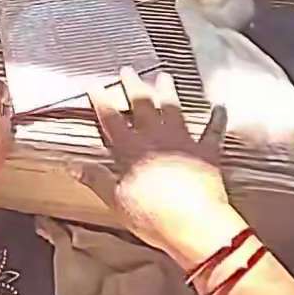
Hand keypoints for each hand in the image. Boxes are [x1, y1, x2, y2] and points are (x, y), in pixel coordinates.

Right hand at [79, 67, 240, 268]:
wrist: (195, 225)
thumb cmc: (152, 216)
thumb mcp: (116, 201)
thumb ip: (97, 179)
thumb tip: (73, 164)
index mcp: (131, 148)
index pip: (111, 118)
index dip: (100, 99)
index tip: (92, 82)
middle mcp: (156, 137)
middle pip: (142, 105)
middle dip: (133, 85)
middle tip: (128, 69)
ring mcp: (182, 142)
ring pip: (173, 109)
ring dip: (168, 91)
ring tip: (164, 76)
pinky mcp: (206, 153)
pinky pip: (212, 131)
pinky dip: (217, 118)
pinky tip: (220, 106)